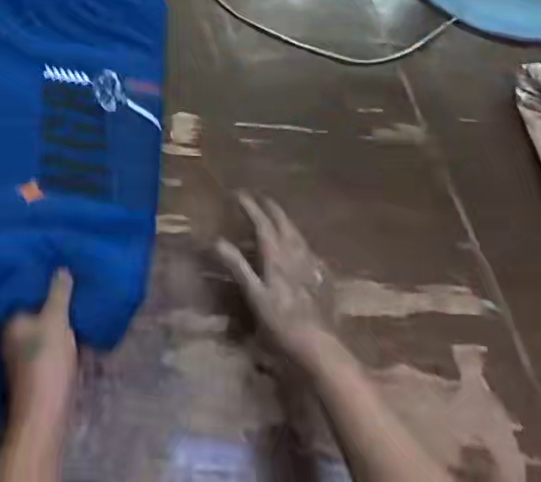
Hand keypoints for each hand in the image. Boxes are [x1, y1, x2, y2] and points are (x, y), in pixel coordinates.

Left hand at [2, 268, 79, 421]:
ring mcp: (25, 364)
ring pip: (51, 342)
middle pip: (41, 320)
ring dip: (70, 338)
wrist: (45, 420)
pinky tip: (89, 356)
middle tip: (82, 304)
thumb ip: (59, 293)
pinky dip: (72, 357)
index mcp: (11, 322)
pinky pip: (58, 361)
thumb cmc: (45, 362)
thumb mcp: (56, 320)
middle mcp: (13, 341)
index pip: (27, 297)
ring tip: (90, 328)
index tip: (65, 280)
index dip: (46, 289)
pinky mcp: (39, 383)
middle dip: (62, 315)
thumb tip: (61, 268)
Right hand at [216, 193, 337, 358]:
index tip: (238, 194)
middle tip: (260, 197)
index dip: (251, 207)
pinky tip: (303, 247)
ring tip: (278, 214)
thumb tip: (216, 240)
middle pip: (284, 224)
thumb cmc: (281, 322)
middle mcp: (296, 255)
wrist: (320, 347)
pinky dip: (301, 241)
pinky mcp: (323, 280)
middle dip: (271, 208)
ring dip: (286, 221)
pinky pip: (311, 251)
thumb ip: (237, 265)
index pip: (263, 224)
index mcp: (277, 257)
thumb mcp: (254, 295)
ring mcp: (312, 267)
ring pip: (298, 235)